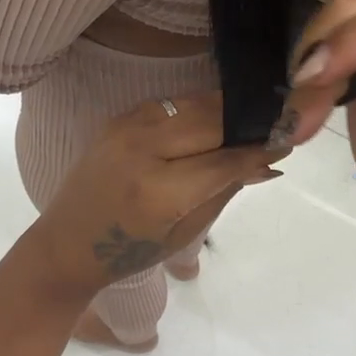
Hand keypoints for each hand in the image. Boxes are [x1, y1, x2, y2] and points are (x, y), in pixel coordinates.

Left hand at [29, 92, 282, 295]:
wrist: (68, 243)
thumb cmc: (130, 251)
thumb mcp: (184, 232)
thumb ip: (225, 190)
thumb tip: (267, 161)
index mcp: (160, 190)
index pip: (225, 160)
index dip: (259, 149)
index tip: (287, 142)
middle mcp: (142, 150)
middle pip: (211, 121)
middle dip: (245, 122)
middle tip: (272, 126)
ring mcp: (126, 129)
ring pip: (191, 105)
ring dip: (222, 111)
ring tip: (246, 122)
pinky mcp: (117, 119)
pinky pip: (168, 105)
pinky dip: (193, 110)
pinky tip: (210, 122)